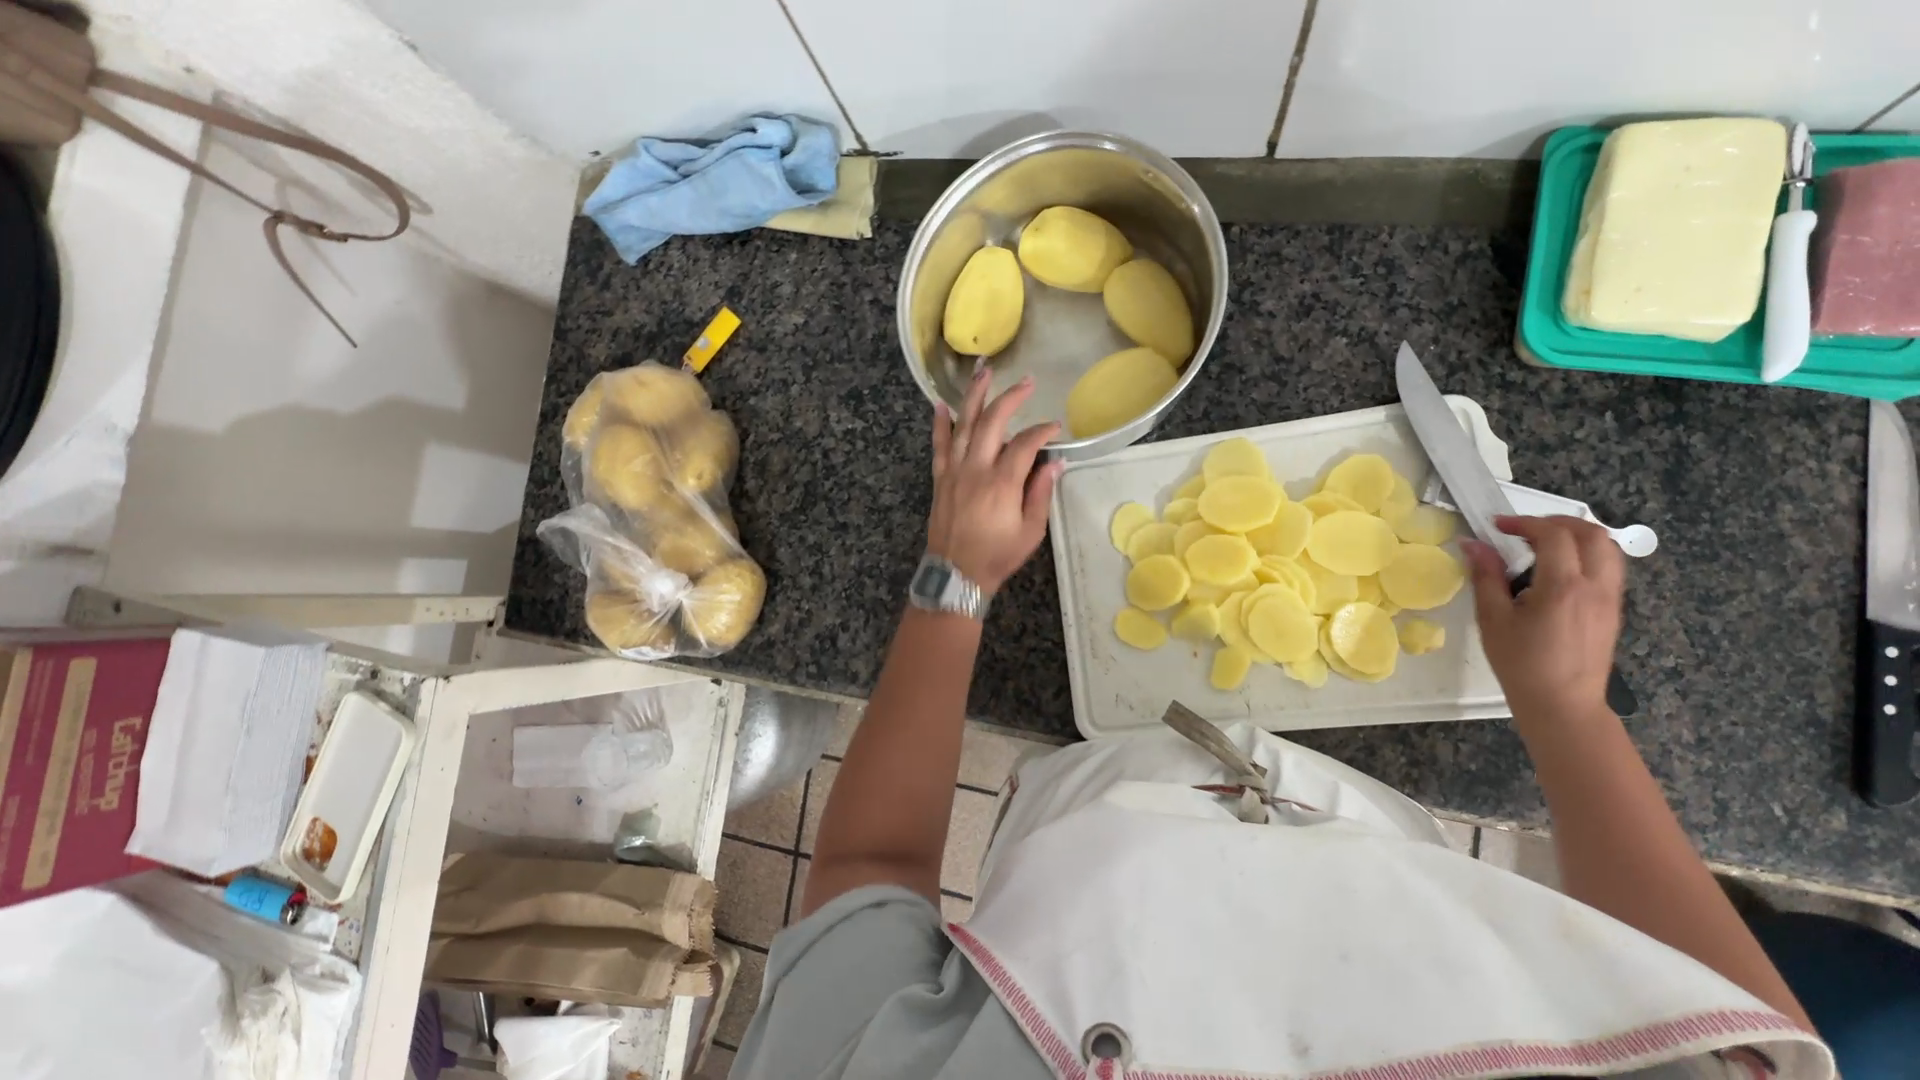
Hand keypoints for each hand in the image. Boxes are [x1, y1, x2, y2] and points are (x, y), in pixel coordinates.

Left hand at [926, 370, 1062, 593]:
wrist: (956, 574)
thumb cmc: (997, 556)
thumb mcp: (1030, 531)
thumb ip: (1041, 494)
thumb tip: (1055, 464)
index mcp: (1002, 483)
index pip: (1026, 444)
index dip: (1042, 431)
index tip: (1055, 428)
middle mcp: (976, 469)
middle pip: (992, 422)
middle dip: (1010, 398)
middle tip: (1026, 382)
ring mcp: (954, 472)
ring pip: (963, 425)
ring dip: (973, 397)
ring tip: (982, 373)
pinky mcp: (940, 479)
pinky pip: (939, 445)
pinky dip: (939, 424)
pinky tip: (941, 404)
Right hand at [1463, 515, 1625, 721]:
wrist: (1563, 704)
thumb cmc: (1521, 664)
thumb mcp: (1493, 619)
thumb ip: (1486, 576)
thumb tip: (1473, 544)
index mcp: (1563, 587)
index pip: (1553, 535)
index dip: (1525, 523)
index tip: (1497, 527)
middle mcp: (1595, 586)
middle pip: (1591, 533)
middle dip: (1557, 523)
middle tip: (1525, 530)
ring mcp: (1610, 599)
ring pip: (1607, 549)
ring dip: (1577, 537)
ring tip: (1544, 546)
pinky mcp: (1613, 611)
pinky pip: (1608, 569)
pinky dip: (1586, 556)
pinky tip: (1558, 573)